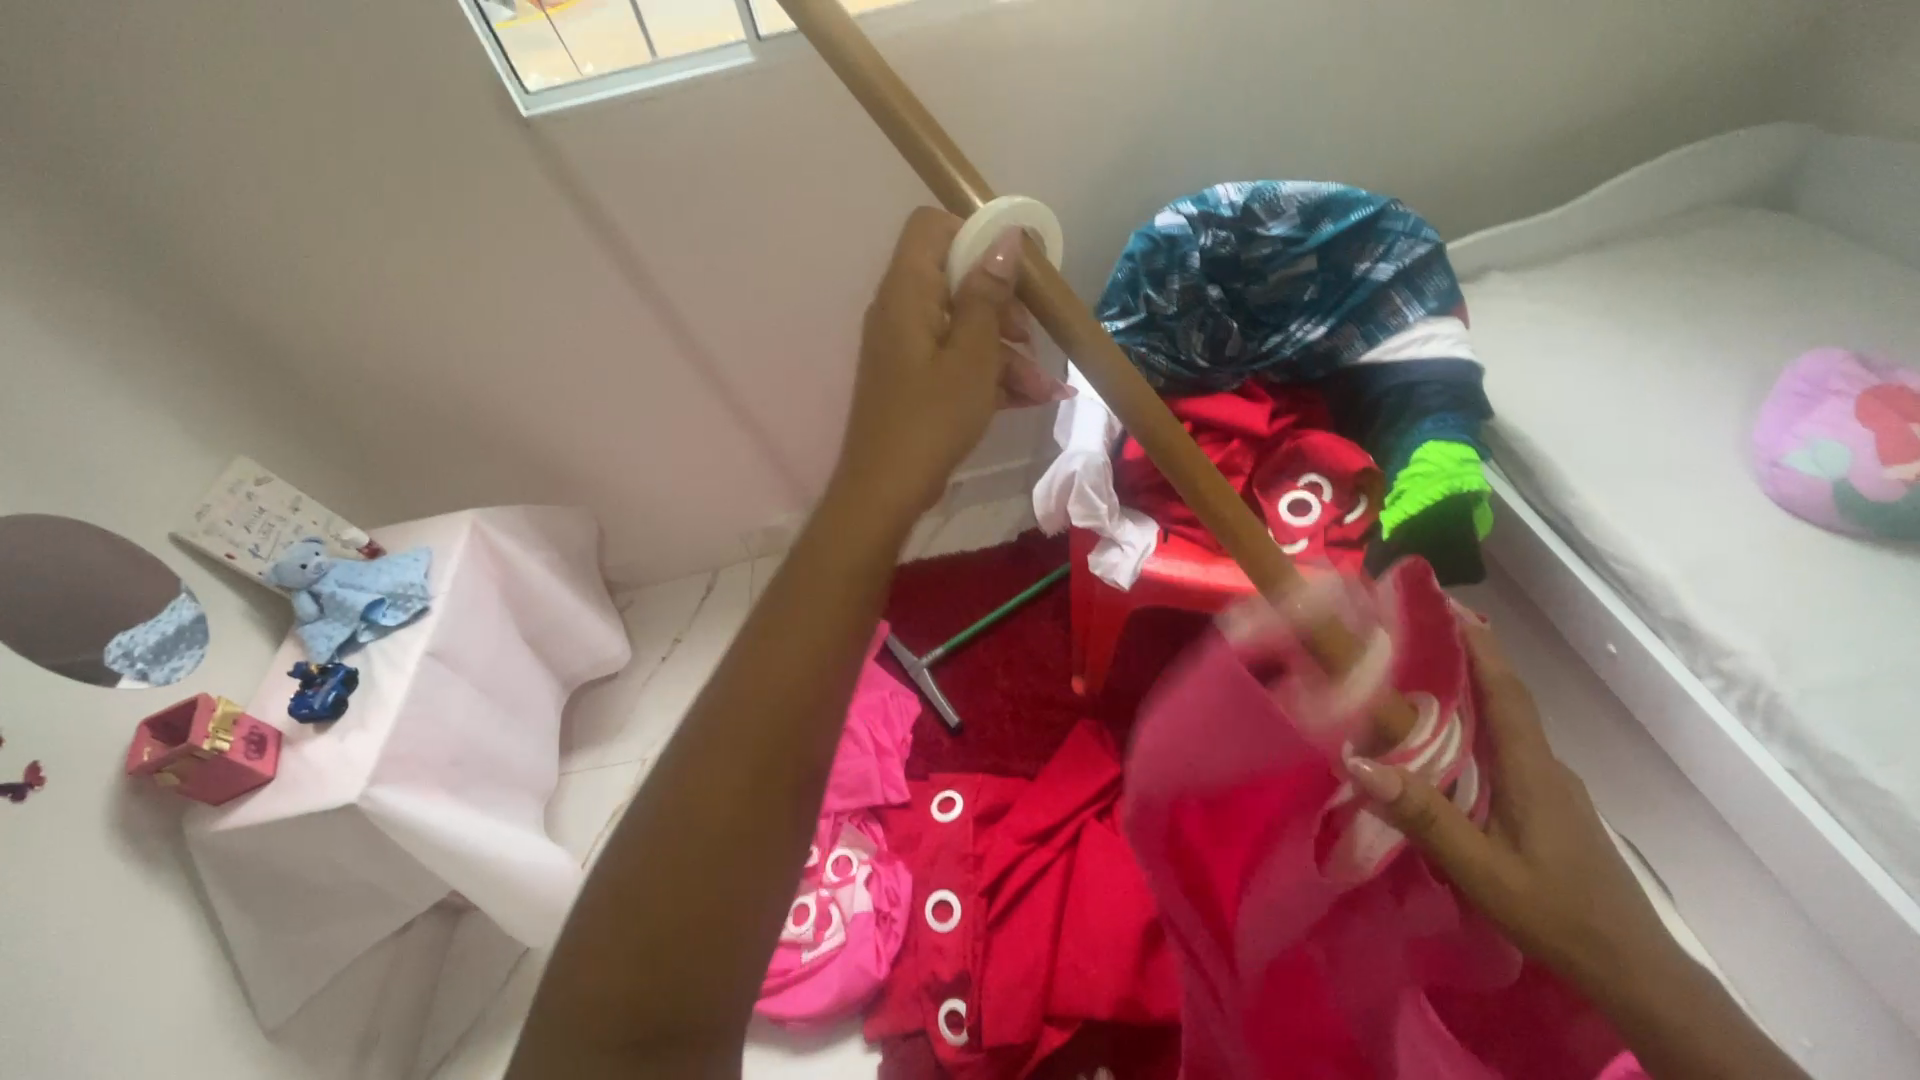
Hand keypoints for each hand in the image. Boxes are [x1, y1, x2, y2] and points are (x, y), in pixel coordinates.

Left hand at [828, 207, 1069, 521]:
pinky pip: (955, 361)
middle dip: (1003, 306)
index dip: (976, 235)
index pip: (931, 227)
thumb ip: (988, 294)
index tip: (1016, 269)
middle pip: (955, 280)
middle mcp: (900, 311)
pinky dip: (989, 375)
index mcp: (906, 292)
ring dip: (1006, 352)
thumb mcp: (972, 355)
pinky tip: (1030, 400)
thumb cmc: (932, 418)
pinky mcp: (913, 381)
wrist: (885, 491)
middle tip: (1031, 337)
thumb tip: (1005, 236)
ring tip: (1045, 389)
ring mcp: (905, 349)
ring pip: (962, 327)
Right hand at [1344, 622, 1677, 992]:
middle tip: (1412, 635)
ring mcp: (1550, 788)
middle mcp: (1544, 767)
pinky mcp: (1548, 807)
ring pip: (1505, 726)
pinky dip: (1474, 730)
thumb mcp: (1480, 869)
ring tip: (1413, 681)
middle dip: (1465, 658)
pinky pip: (1504, 752)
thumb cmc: (1557, 913)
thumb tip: (1357, 759)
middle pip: (1504, 699)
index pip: (1505, 691)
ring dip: (1467, 695)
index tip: (1446, 604)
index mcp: (1531, 770)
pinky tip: (1444, 748)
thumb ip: (1423, 815)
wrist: (1632, 969)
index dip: (1479, 644)